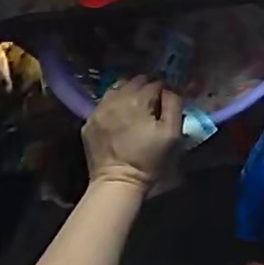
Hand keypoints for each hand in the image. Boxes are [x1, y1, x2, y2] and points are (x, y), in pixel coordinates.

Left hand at [81, 77, 183, 192]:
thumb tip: (169, 89)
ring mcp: (99, 110)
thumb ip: (174, 104)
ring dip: (128, 93)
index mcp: (137, 99)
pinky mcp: (89, 122)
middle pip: (134, 81)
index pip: (155, 82)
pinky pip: (104, 104)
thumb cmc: (149, 160)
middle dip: (146, 88)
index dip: (164, 90)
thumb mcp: (172, 133)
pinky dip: (114, 106)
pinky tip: (120, 118)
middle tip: (153, 103)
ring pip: (116, 89)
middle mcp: (115, 99)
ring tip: (135, 108)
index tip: (167, 100)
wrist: (117, 183)